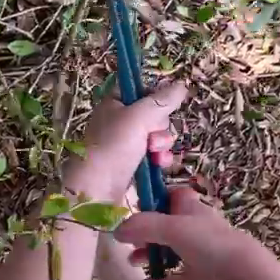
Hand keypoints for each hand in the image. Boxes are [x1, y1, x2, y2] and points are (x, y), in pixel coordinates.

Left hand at [62, 80, 186, 201]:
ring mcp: (130, 144)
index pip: (141, 89)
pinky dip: (161, 158)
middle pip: (156, 113)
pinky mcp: (138, 164)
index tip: (164, 104)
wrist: (98, 193)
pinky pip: (159, 154)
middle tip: (150, 135)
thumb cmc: (112, 148)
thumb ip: (161, 101)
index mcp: (115, 104)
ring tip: (153, 153)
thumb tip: (182, 85)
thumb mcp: (137, 118)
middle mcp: (122, 121)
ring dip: (162, 143)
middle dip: (160, 125)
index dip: (156, 96)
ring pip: (160, 135)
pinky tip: (159, 164)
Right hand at [113, 185, 279, 279]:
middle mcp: (194, 229)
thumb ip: (143, 226)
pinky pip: (176, 278)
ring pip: (169, 252)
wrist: (243, 277)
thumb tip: (116, 230)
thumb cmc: (209, 244)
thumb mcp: (172, 227)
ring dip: (150, 256)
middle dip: (145, 232)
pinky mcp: (201, 278)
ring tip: (133, 262)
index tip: (134, 208)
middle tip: (128, 241)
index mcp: (191, 209)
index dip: (154, 198)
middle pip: (165, 225)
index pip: (171, 195)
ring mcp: (199, 254)